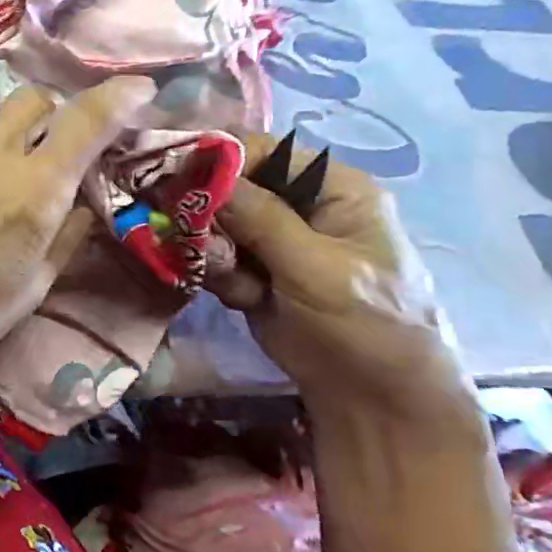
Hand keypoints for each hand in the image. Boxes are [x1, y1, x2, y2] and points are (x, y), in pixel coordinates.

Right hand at [206, 133, 470, 409]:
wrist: (376, 400)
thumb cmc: (366, 327)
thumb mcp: (315, 269)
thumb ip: (260, 218)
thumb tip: (203, 173)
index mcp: (333, 188)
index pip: (261, 151)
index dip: (216, 161)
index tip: (175, 184)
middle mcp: (301, 206)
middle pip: (230, 188)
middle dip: (211, 218)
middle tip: (209, 249)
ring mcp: (275, 240)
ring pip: (214, 225)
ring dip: (215, 255)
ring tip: (242, 288)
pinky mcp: (254, 270)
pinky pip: (215, 257)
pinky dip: (218, 277)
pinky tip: (243, 300)